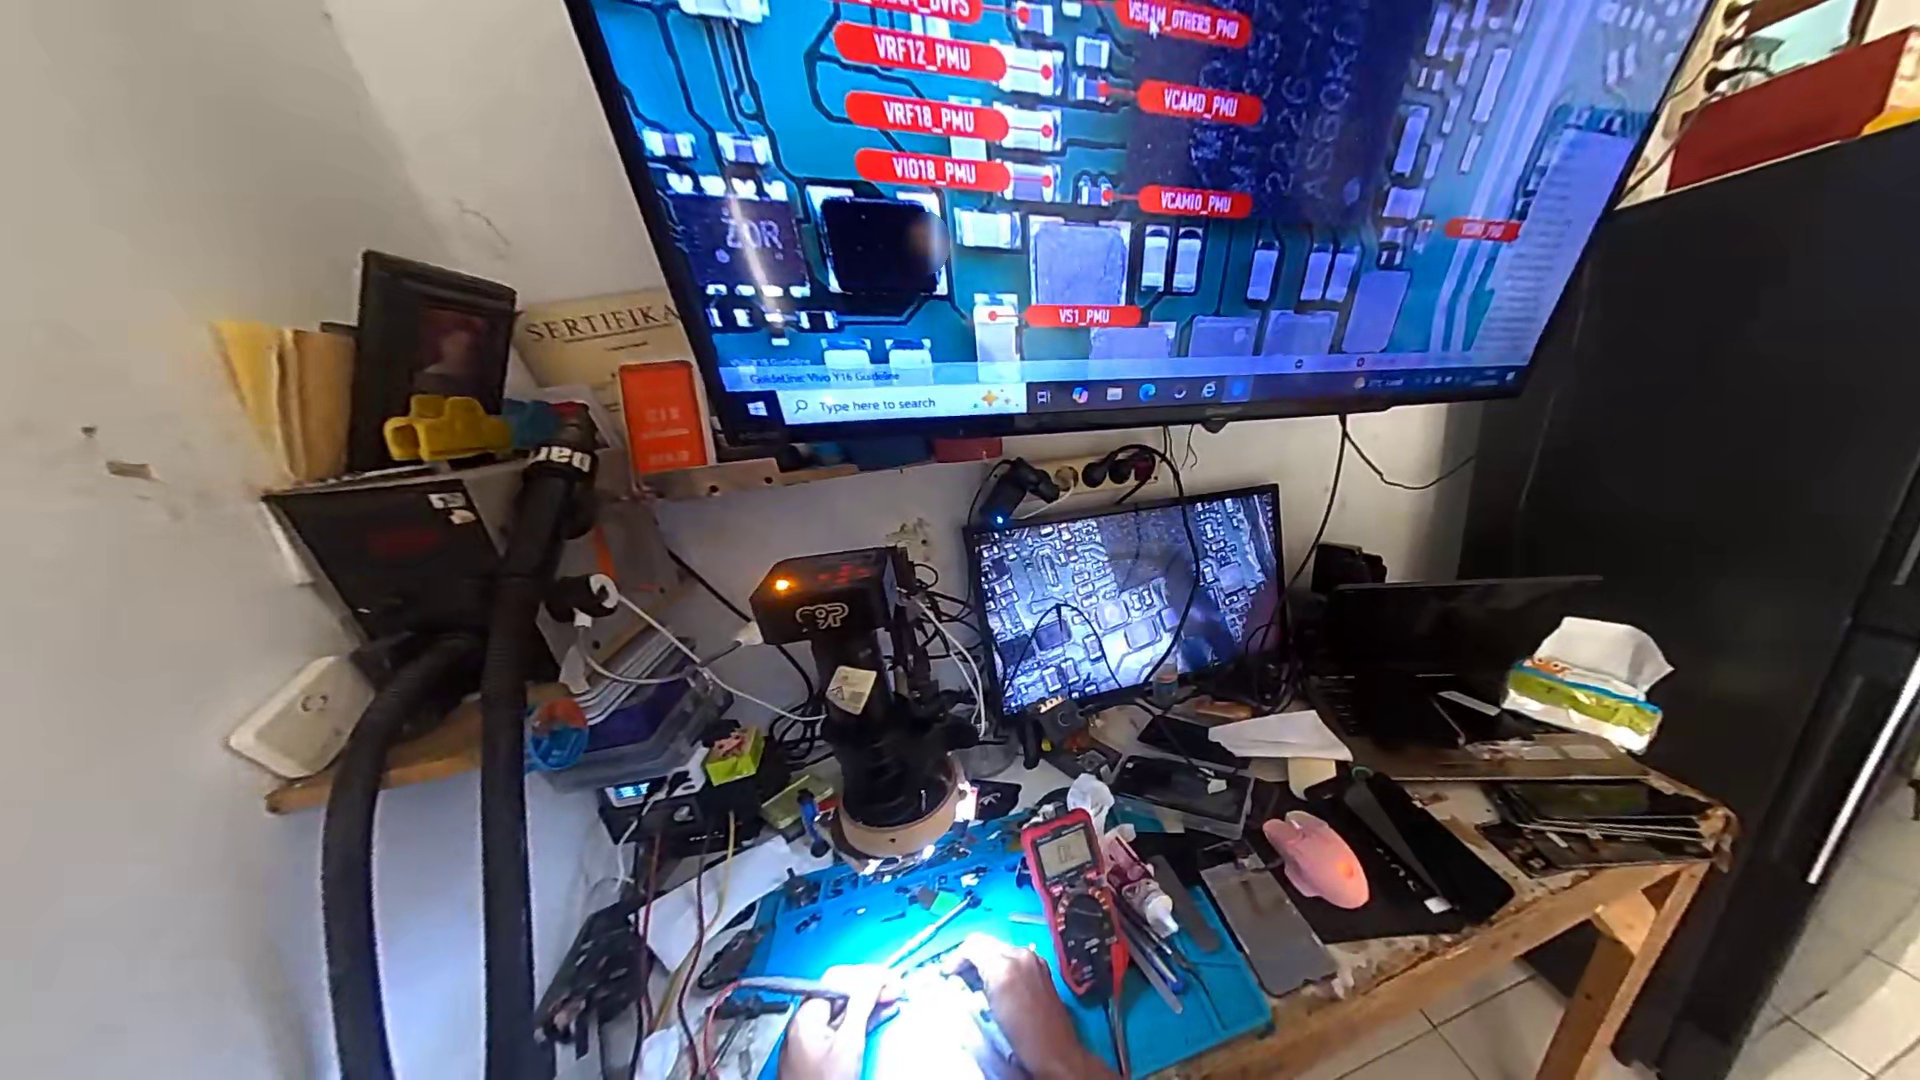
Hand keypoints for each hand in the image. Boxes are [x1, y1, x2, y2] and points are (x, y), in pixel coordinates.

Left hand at [778, 966, 898, 1079]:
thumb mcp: (849, 1043)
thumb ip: (861, 1005)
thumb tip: (874, 977)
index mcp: (806, 1016)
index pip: (837, 979)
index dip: (865, 975)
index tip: (888, 977)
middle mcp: (805, 1023)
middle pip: (841, 993)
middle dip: (870, 988)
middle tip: (895, 987)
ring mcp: (812, 1040)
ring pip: (844, 1010)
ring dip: (870, 1003)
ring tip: (894, 997)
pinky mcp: (820, 1055)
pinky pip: (843, 1028)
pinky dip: (862, 1020)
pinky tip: (882, 1014)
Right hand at [946, 935, 1116, 1079]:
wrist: (1057, 1054)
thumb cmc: (1021, 1041)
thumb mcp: (989, 1012)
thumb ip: (974, 984)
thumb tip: (962, 975)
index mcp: (1003, 965)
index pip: (972, 946)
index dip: (956, 958)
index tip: (947, 972)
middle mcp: (1018, 953)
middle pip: (984, 942)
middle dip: (968, 956)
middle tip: (956, 975)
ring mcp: (1032, 957)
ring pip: (998, 946)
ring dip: (984, 959)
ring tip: (973, 980)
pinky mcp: (1040, 964)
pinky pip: (1012, 953)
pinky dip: (1000, 962)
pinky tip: (994, 981)